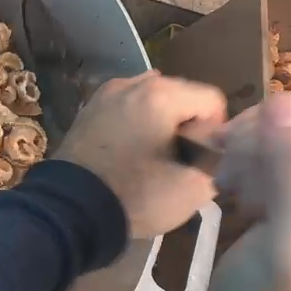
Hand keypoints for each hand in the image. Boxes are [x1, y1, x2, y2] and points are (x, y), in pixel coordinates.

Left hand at [55, 72, 225, 240]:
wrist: (72, 207)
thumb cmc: (138, 194)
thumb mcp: (194, 184)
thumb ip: (218, 154)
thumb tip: (215, 139)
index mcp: (159, 94)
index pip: (212, 99)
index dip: (217, 130)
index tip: (204, 158)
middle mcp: (130, 83)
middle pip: (181, 95)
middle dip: (189, 125)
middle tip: (182, 160)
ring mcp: (104, 94)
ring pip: (152, 102)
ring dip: (162, 125)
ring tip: (156, 158)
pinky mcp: (88, 110)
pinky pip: (127, 110)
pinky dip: (137, 125)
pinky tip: (132, 153)